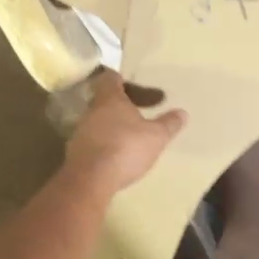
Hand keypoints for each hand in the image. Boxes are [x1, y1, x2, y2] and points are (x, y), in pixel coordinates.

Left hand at [63, 70, 184, 195]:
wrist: (90, 180)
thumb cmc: (125, 148)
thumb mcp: (156, 136)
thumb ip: (169, 124)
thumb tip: (183, 113)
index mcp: (110, 99)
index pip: (110, 78)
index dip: (120, 79)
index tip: (130, 83)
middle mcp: (92, 111)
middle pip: (103, 100)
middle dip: (119, 105)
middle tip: (136, 112)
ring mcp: (80, 132)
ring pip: (97, 121)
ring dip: (110, 126)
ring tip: (128, 135)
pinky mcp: (75, 152)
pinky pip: (91, 141)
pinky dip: (103, 144)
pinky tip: (115, 155)